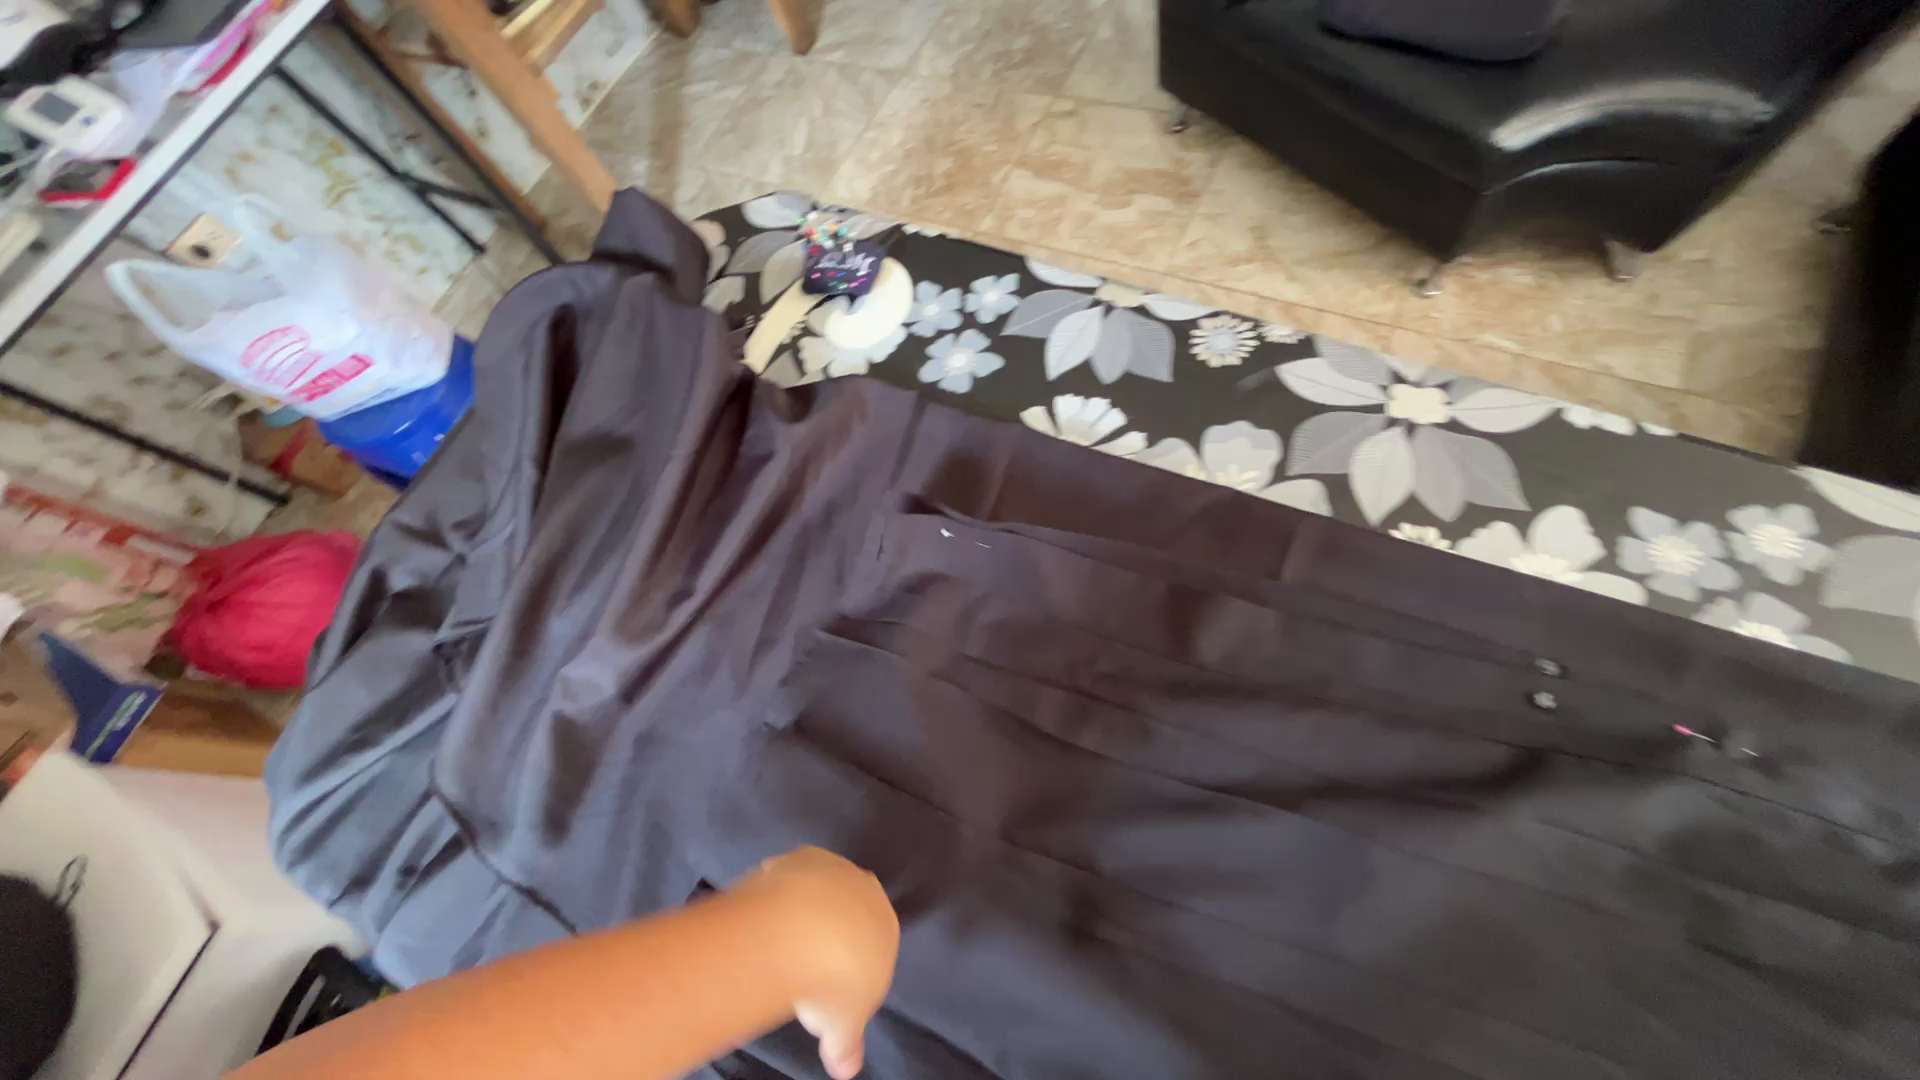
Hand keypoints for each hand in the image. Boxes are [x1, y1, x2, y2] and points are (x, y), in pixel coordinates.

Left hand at [731, 848, 898, 1079]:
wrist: (804, 932)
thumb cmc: (836, 982)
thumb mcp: (844, 1025)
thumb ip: (846, 1045)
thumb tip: (846, 1070)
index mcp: (886, 925)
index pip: (873, 940)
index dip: (850, 961)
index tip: (828, 982)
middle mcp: (866, 889)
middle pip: (848, 908)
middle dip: (829, 929)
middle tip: (802, 961)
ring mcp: (833, 867)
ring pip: (819, 886)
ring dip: (803, 907)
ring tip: (777, 940)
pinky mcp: (800, 856)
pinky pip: (788, 874)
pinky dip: (777, 890)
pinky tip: (763, 913)